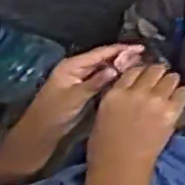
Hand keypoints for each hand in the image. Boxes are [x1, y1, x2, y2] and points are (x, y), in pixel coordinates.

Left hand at [18, 43, 145, 138]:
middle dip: (124, 56)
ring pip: (106, 67)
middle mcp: (78, 68)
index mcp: (72, 65)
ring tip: (142, 66)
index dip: (122, 49)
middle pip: (105, 57)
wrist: (38, 136)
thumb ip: (95, 82)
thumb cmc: (52, 114)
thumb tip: (116, 68)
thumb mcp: (74, 97)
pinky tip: (129, 77)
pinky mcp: (85, 88)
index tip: (142, 49)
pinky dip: (116, 76)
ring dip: (122, 66)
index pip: (101, 52)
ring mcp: (81, 78)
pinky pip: (104, 77)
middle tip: (146, 59)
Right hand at [87, 63, 184, 184]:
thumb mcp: (104, 114)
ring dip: (171, 84)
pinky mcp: (172, 110)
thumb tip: (135, 85)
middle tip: (159, 85)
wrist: (120, 167)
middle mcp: (138, 92)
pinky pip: (183, 92)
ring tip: (168, 93)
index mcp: (116, 94)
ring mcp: (157, 100)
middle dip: (159, 75)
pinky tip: (175, 103)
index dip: (142, 73)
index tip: (145, 79)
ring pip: (172, 77)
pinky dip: (181, 95)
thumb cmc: (104, 146)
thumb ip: (120, 96)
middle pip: (157, 69)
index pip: (135, 70)